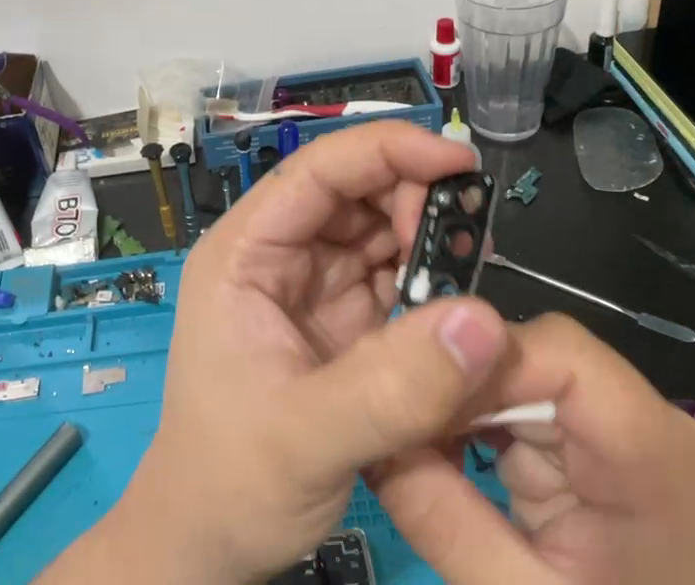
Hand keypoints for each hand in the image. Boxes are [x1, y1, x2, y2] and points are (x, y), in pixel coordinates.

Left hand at [46, 121, 508, 582]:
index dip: (385, 152)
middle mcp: (276, 258)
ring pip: (378, 233)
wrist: (211, 541)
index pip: (314, 172)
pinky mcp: (341, 325)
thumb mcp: (306, 437)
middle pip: (353, 194)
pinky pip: (394, 281)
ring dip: (428, 241)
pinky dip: (430, 285)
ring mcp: (310, 290)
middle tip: (471, 241)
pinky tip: (457, 306)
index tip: (458, 160)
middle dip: (413, 201)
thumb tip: (484, 320)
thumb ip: (393, 386)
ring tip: (473, 269)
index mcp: (243, 255)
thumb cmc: (231, 481)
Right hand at [371, 314, 694, 583]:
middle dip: (460, 386)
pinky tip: (449, 465)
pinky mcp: (611, 462)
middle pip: (539, 359)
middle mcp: (652, 427)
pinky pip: (533, 418)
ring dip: (466, 410)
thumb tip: (363, 440)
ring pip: (526, 382)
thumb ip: (443, 517)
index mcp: (653, 455)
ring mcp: (633, 442)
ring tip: (412, 448)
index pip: (559, 352)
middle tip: (393, 426)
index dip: (476, 359)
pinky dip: (485, 434)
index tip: (410, 396)